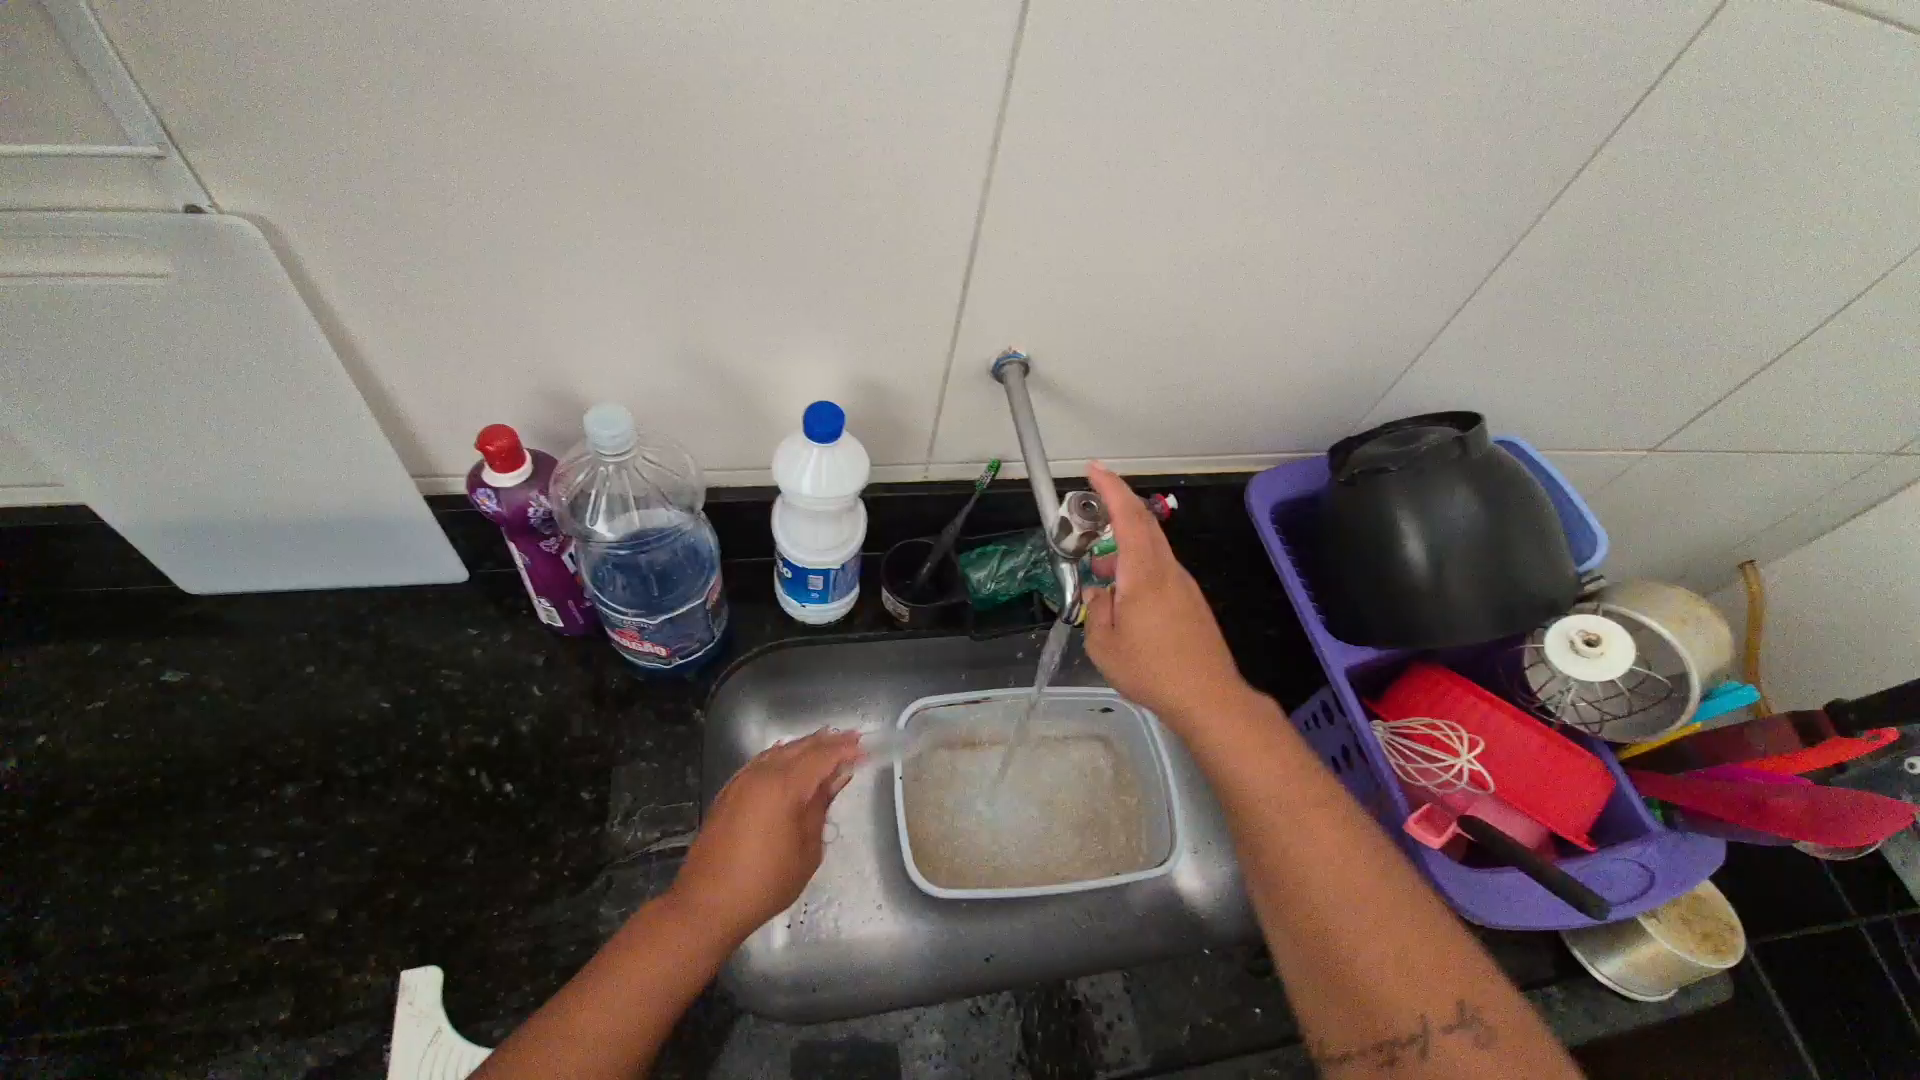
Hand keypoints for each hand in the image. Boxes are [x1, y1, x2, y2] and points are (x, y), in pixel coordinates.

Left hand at [667, 729, 864, 945]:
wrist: (708, 904)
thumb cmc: (766, 882)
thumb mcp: (807, 850)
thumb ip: (820, 808)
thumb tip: (834, 779)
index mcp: (783, 786)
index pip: (821, 757)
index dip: (844, 750)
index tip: (864, 749)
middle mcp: (760, 775)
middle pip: (798, 748)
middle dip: (826, 742)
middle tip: (851, 739)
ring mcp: (740, 782)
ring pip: (777, 752)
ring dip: (803, 746)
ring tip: (826, 744)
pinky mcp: (728, 794)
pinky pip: (760, 763)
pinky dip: (781, 756)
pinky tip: (789, 761)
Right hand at [1082, 463, 1254, 727]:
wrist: (1208, 696)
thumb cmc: (1152, 670)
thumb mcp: (1103, 645)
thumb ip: (1096, 610)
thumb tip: (1099, 593)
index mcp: (1144, 574)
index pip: (1128, 517)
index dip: (1111, 489)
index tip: (1094, 469)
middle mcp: (1167, 571)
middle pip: (1143, 526)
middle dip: (1116, 511)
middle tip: (1089, 513)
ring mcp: (1183, 586)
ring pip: (1152, 550)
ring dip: (1123, 550)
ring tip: (1099, 573)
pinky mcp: (1191, 602)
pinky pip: (1160, 571)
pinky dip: (1137, 570)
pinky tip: (1124, 599)